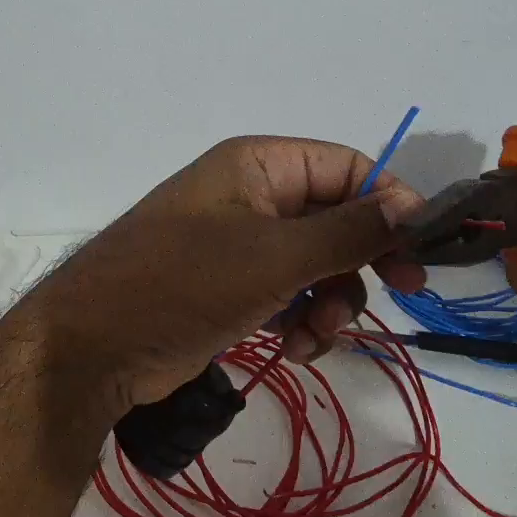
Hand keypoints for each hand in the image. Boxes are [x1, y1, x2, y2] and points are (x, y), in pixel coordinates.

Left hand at [15, 136, 427, 413]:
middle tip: (401, 295)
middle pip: (335, 219)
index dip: (390, 203)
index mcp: (258, 165)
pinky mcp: (229, 288)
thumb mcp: (275, 257)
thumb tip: (415, 205)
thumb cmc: (183, 284)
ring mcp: (238, 245)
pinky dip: (301, 321)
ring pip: (316, 265)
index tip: (423, 251)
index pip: (345, 167)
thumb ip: (350, 232)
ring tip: (316, 337)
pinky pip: (288, 295)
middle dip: (359, 263)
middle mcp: (250, 196)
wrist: (93, 349)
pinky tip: (294, 351)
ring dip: (330, 302)